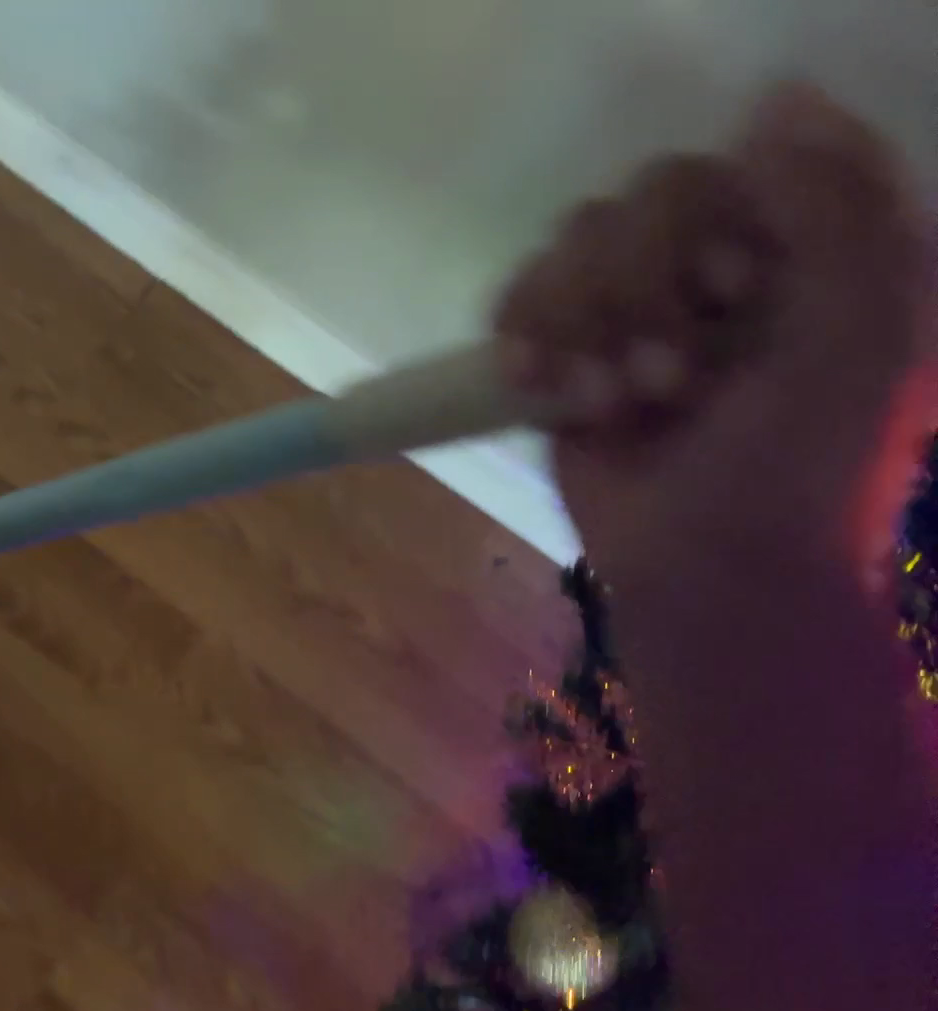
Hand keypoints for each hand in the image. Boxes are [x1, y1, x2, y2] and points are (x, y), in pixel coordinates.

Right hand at [496, 84, 933, 594]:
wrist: (692, 559)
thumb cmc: (787, 463)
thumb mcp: (850, 337)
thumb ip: (834, 213)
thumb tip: (772, 98)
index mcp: (795, 247)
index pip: (722, 166)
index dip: (704, 227)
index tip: (727, 295)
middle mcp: (705, 264)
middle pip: (629, 205)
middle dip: (632, 297)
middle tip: (662, 377)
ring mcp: (623, 309)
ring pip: (564, 252)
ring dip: (576, 331)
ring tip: (604, 400)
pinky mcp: (555, 349)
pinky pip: (514, 300)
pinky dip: (520, 340)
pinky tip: (536, 384)